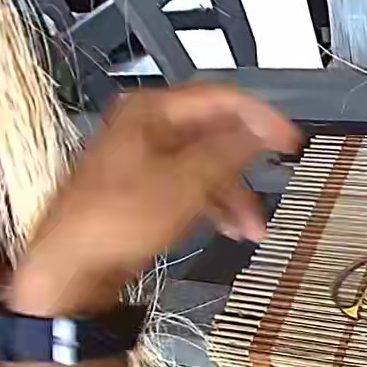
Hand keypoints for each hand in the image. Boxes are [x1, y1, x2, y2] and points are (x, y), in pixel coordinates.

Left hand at [8, 83, 300, 316]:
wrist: (74, 267)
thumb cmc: (119, 220)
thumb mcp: (186, 182)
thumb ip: (230, 150)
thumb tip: (264, 129)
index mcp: (153, 112)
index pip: (222, 100)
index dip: (263, 118)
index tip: (291, 139)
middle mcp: (151, 127)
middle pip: (219, 136)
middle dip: (249, 168)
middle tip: (278, 181)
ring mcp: (149, 157)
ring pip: (211, 166)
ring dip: (237, 196)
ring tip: (254, 227)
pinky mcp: (150, 187)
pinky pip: (197, 187)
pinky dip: (218, 206)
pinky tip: (232, 229)